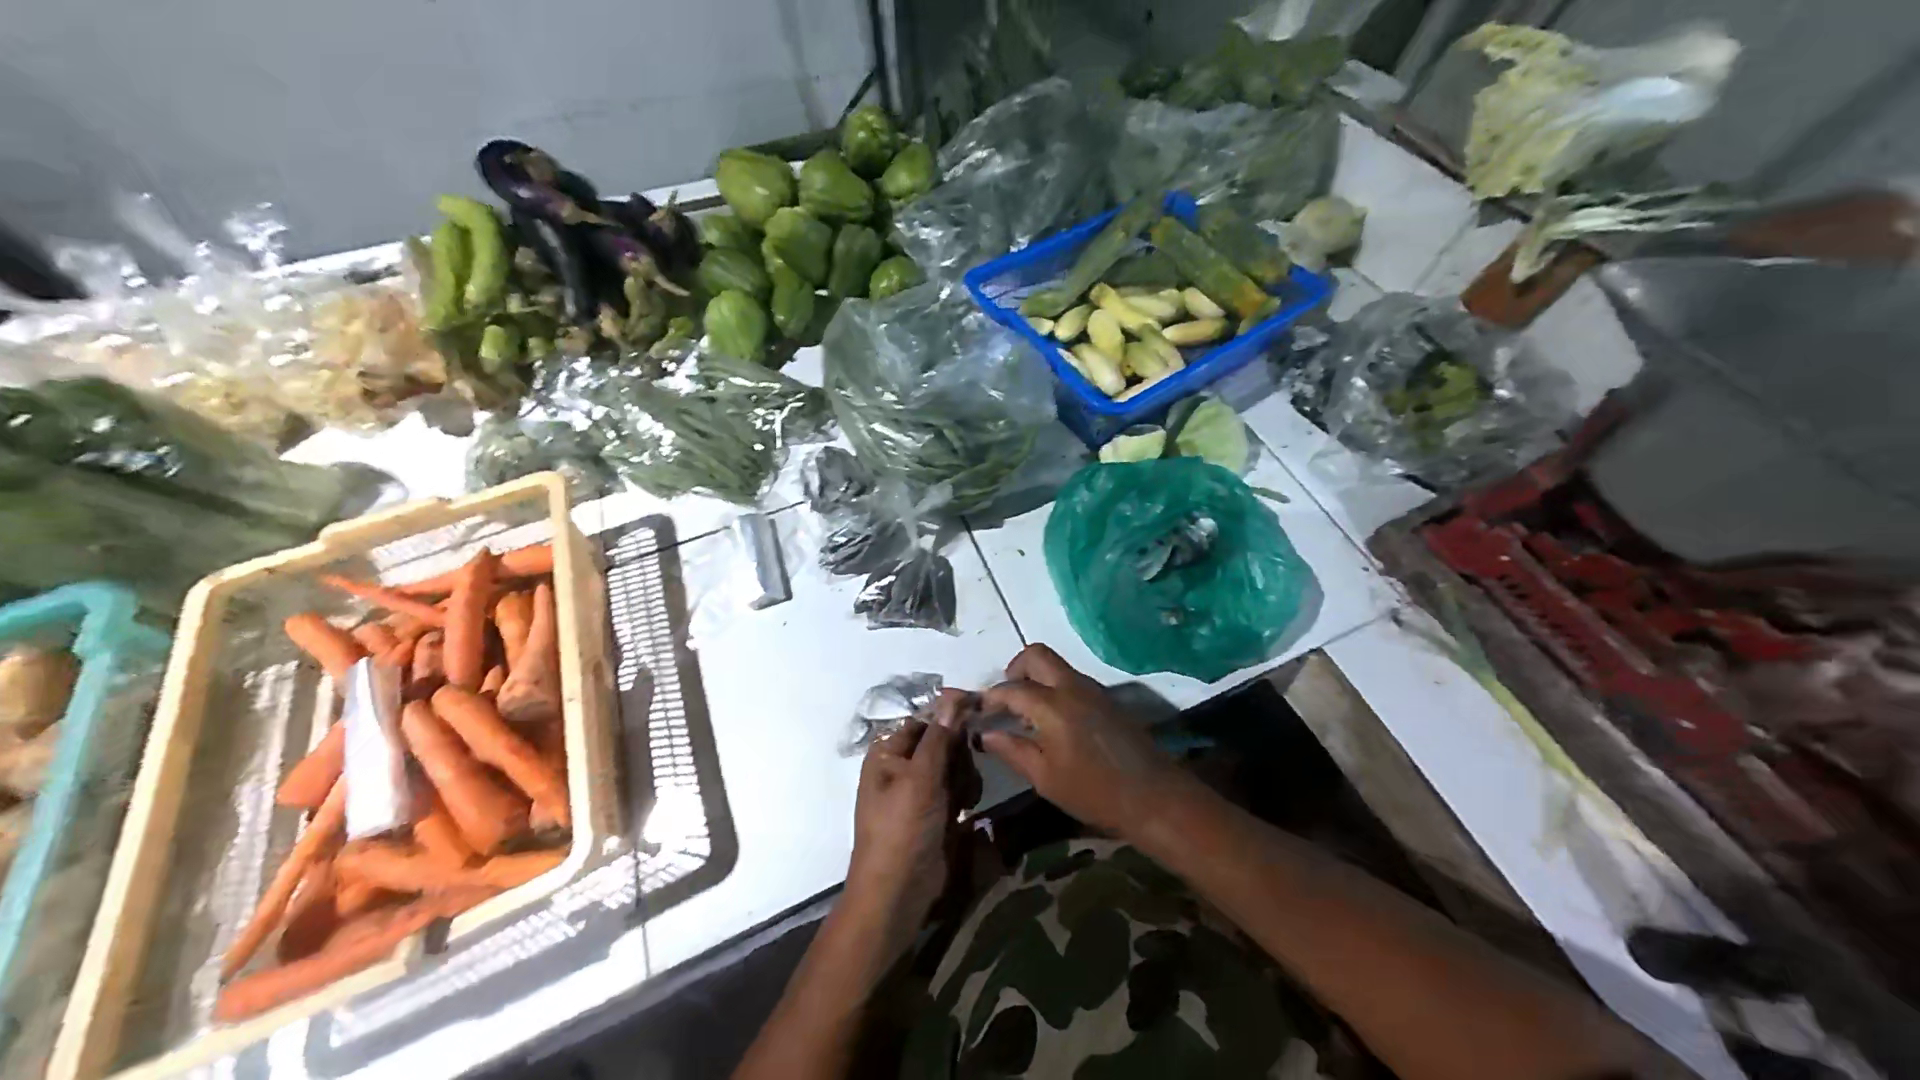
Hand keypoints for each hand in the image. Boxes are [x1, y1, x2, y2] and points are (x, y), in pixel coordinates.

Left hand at [845, 695, 972, 956]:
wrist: (897, 895)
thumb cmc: (901, 830)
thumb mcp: (920, 778)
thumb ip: (940, 737)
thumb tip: (953, 695)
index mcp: (888, 752)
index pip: (924, 718)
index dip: (950, 712)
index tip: (978, 706)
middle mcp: (903, 765)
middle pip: (944, 740)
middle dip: (959, 753)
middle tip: (960, 774)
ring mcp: (921, 789)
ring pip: (955, 764)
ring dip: (965, 776)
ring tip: (962, 799)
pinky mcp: (937, 811)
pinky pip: (958, 788)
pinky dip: (966, 794)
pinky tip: (967, 811)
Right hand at [978, 645, 1198, 839]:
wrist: (1154, 797)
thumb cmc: (1094, 792)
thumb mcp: (1045, 778)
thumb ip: (1012, 750)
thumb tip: (985, 735)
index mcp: (1051, 705)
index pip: (1010, 689)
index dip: (989, 698)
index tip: (977, 712)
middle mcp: (1071, 687)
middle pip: (1036, 655)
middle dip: (1014, 670)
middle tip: (1004, 700)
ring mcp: (1092, 690)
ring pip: (1056, 666)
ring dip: (1035, 678)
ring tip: (1024, 713)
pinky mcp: (1106, 699)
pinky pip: (1071, 680)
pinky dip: (1053, 688)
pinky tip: (1050, 721)